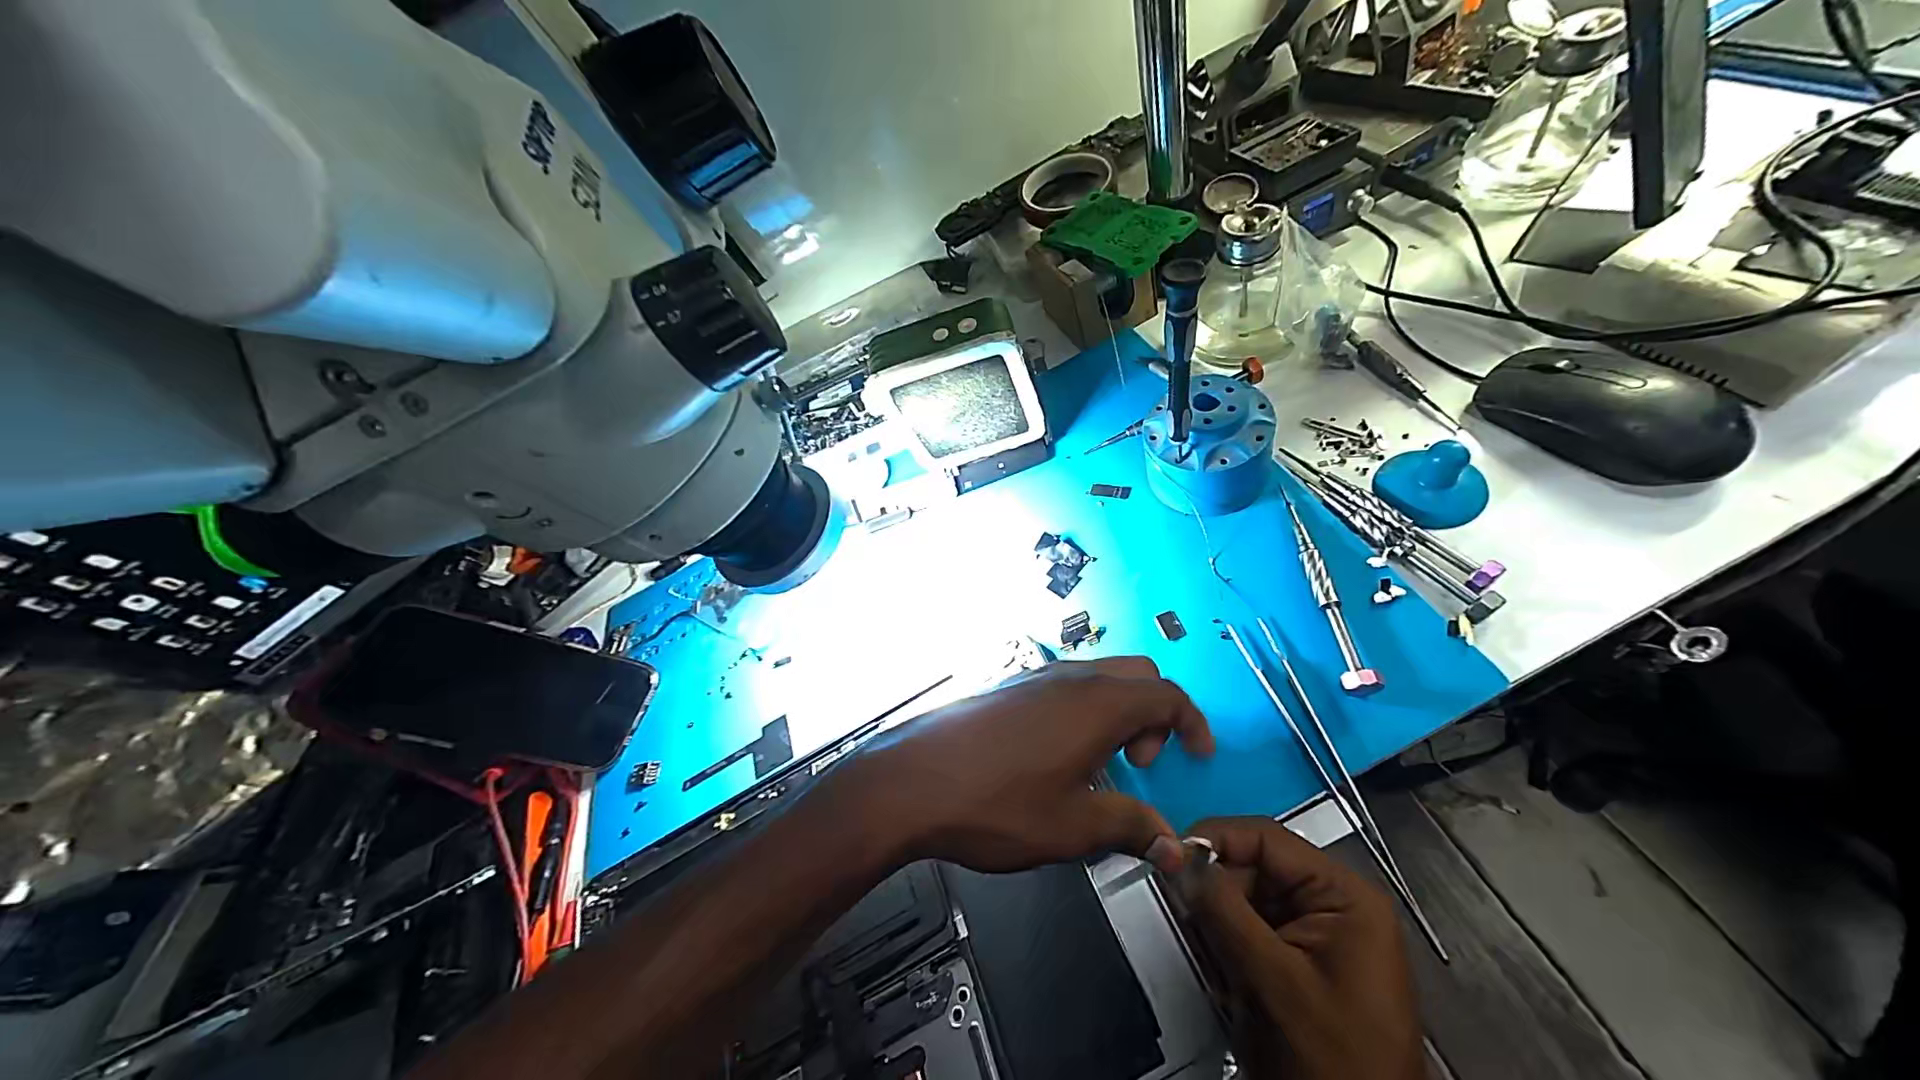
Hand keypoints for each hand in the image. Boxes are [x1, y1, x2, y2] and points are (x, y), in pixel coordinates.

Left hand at [834, 656, 1212, 874]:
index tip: (1198, 754)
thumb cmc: (995, 805)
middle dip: (1156, 714)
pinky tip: (1058, 757)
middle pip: (1136, 675)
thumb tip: (1176, 846)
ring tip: (1100, 765)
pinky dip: (1083, 711)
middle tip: (1143, 763)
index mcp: (1097, 704)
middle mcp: (1069, 679)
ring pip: (1098, 678)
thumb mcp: (1072, 828)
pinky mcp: (1006, 689)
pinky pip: (1064, 687)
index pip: (1167, 694)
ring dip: (1117, 712)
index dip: (1192, 723)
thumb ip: (1130, 828)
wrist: (909, 783)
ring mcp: (1033, 679)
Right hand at [1182, 817, 1422, 1079]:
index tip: (1169, 854)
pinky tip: (1223, 977)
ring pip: (1243, 900)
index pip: (1266, 838)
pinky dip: (1225, 947)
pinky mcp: (1299, 960)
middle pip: (1251, 868)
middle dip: (1213, 894)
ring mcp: (1315, 933)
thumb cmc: (1336, 1062)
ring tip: (1211, 961)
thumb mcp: (1274, 980)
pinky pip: (1248, 931)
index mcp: (1344, 896)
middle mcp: (1332, 904)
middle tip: (1183, 918)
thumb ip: (1224, 911)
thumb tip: (1180, 861)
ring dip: (1215, 925)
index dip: (1214, 839)